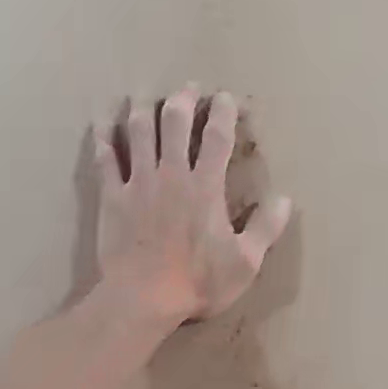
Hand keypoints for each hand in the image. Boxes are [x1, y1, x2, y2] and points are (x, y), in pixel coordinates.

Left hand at [92, 84, 293, 323]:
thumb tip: (285, 200)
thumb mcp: (245, 263)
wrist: (144, 299)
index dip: (223, 112)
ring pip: (139, 131)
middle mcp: (171, 174)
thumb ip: (265, 229)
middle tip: (187, 89)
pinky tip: (102, 123)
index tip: (225, 98)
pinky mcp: (112, 198)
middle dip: (182, 99)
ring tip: (146, 97)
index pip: (217, 137)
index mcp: (206, 187)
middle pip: (174, 121)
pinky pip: (105, 158)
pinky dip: (103, 137)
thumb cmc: (198, 284)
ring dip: (143, 108)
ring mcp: (138, 183)